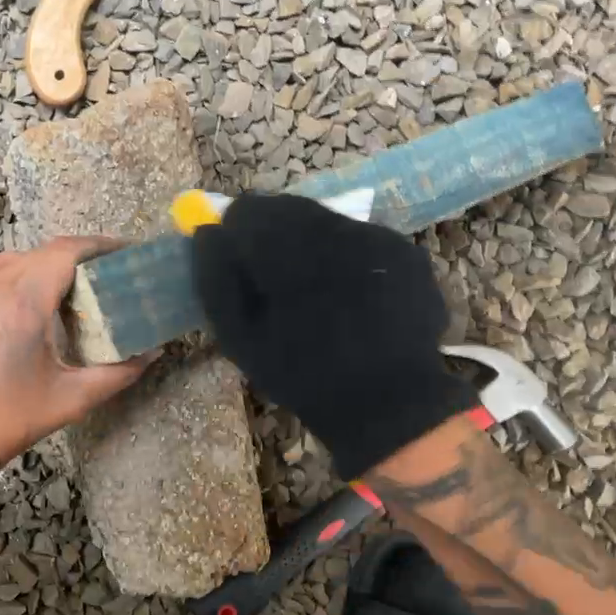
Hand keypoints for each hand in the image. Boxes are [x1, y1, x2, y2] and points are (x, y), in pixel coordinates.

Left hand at [0, 237, 153, 484]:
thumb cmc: (12, 419)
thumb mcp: (72, 399)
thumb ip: (117, 372)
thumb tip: (151, 352)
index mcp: (22, 306)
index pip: (63, 253)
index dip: (97, 246)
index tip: (123, 250)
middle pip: (42, 253)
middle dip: (77, 256)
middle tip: (106, 271)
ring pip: (15, 257)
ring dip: (45, 262)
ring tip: (71, 281)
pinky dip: (16, 270)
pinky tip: (31, 290)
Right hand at [189, 193, 477, 479]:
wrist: (388, 404)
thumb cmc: (301, 374)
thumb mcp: (239, 336)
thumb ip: (216, 278)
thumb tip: (206, 232)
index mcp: (289, 250)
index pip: (249, 211)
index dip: (235, 228)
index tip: (233, 251)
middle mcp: (337, 231)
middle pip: (290, 210)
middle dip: (273, 232)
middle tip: (270, 271)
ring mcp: (379, 239)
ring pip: (328, 221)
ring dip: (310, 241)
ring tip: (312, 288)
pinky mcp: (409, 254)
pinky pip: (363, 239)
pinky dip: (347, 256)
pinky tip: (349, 295)